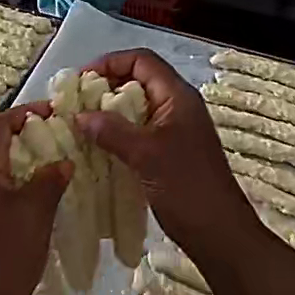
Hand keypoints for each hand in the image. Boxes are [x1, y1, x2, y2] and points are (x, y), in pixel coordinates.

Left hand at [0, 104, 71, 294]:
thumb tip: (63, 161)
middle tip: (56, 131)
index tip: (54, 112)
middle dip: (23, 132)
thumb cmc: (6, 251)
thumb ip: (50, 178)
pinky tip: (42, 189)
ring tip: (54, 156)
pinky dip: (18, 177)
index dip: (25, 113)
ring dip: (22, 155)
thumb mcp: (35, 210)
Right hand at [74, 49, 256, 255]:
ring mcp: (175, 130)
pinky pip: (139, 132)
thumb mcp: (145, 154)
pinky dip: (117, 134)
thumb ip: (111, 130)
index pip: (142, 61)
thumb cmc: (186, 187)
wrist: (219, 233)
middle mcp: (177, 107)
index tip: (81, 79)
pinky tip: (97, 148)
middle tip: (75, 104)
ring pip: (137, 108)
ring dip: (109, 113)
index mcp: (177, 96)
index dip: (110, 62)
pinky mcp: (170, 152)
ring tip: (81, 125)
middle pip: (138, 81)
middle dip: (105, 88)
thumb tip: (79, 116)